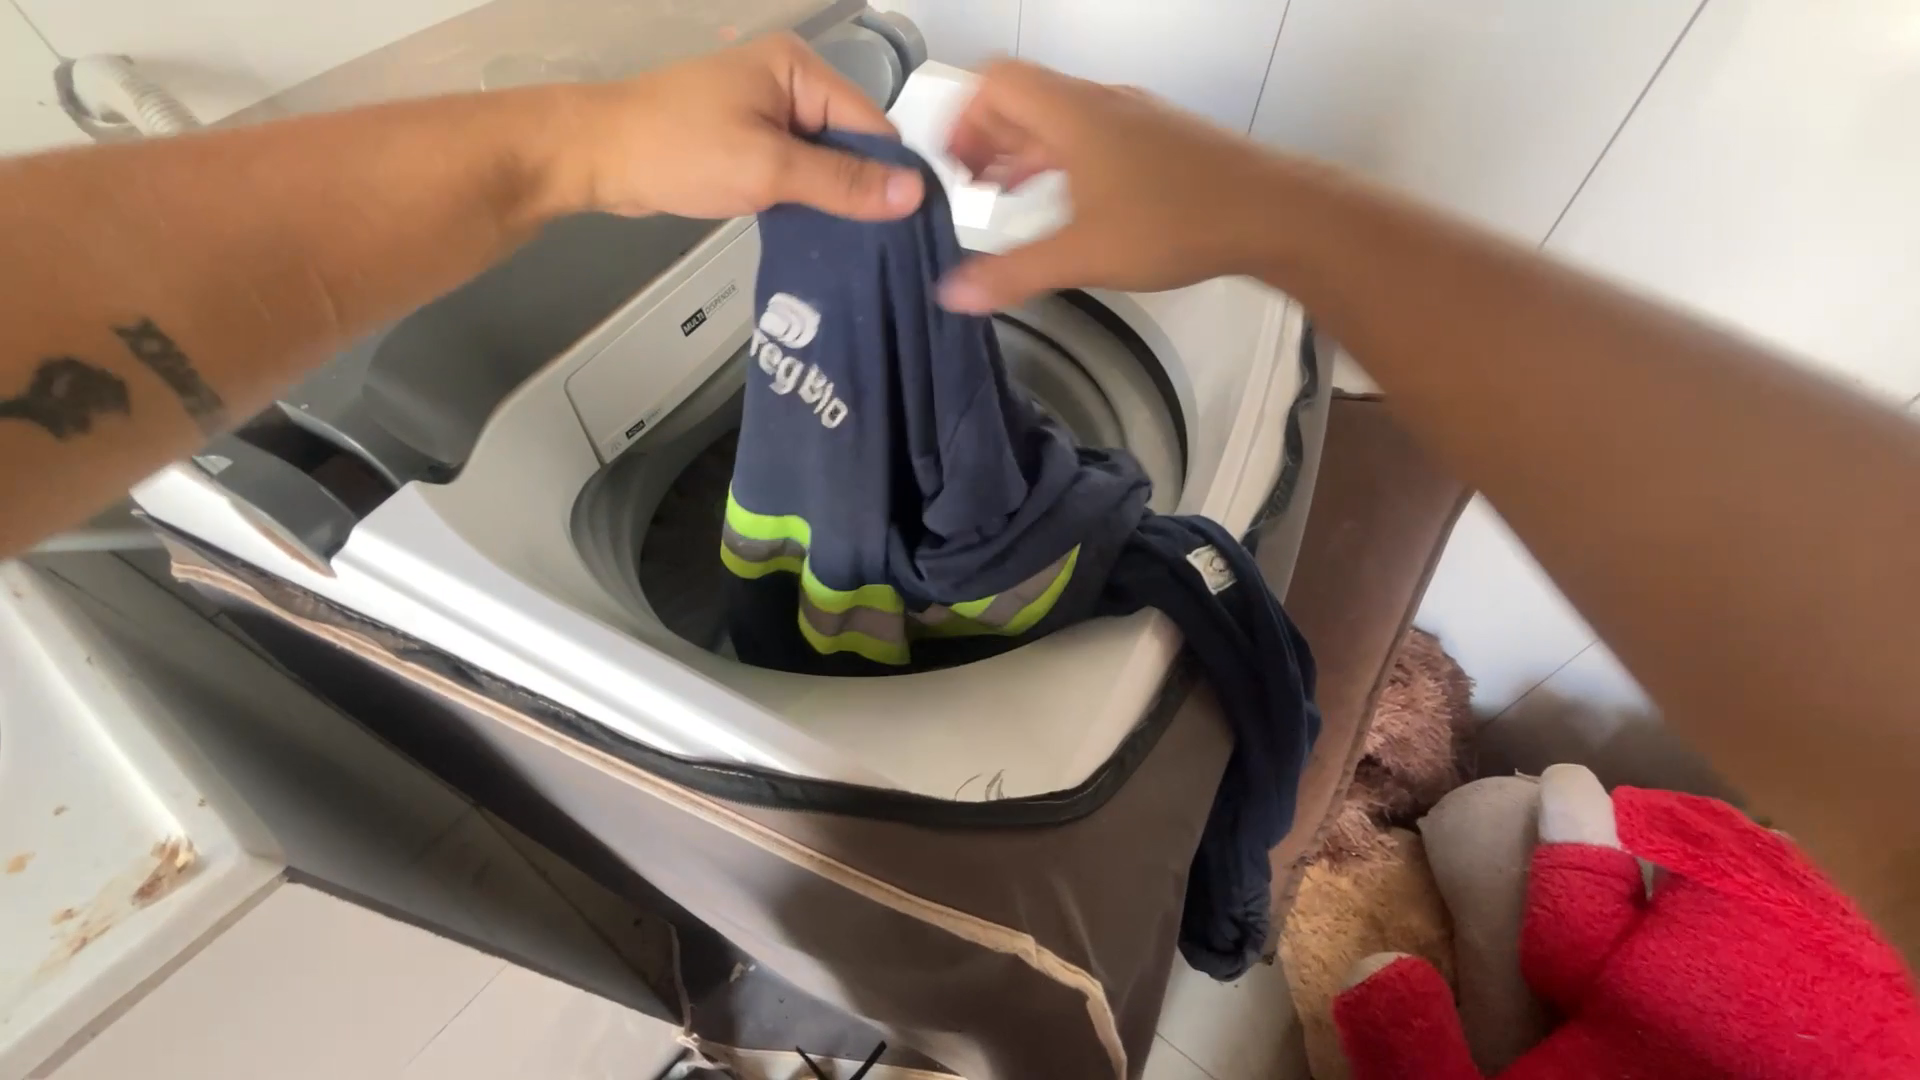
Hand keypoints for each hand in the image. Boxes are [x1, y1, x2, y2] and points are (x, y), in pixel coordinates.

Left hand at [541, 34, 924, 221]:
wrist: (599, 158)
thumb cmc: (680, 151)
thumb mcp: (769, 168)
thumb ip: (842, 182)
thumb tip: (913, 194)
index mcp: (799, 69)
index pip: (871, 125)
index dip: (891, 175)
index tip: (908, 228)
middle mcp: (792, 84)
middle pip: (853, 144)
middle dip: (864, 190)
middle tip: (883, 246)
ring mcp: (772, 114)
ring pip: (828, 163)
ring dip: (838, 200)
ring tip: (857, 246)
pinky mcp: (756, 143)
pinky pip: (802, 172)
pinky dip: (812, 201)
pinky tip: (823, 232)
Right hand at [938, 60, 1288, 313]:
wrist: (1271, 213)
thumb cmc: (1174, 224)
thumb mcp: (1084, 254)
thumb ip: (1014, 273)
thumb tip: (951, 293)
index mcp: (1074, 114)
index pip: (997, 82)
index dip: (964, 117)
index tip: (952, 167)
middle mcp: (1100, 103)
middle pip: (1024, 99)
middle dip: (987, 140)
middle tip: (969, 189)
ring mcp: (1131, 119)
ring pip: (1058, 120)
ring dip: (1023, 153)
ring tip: (1002, 198)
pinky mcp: (1155, 141)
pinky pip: (1089, 137)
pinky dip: (1059, 162)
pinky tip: (1061, 202)